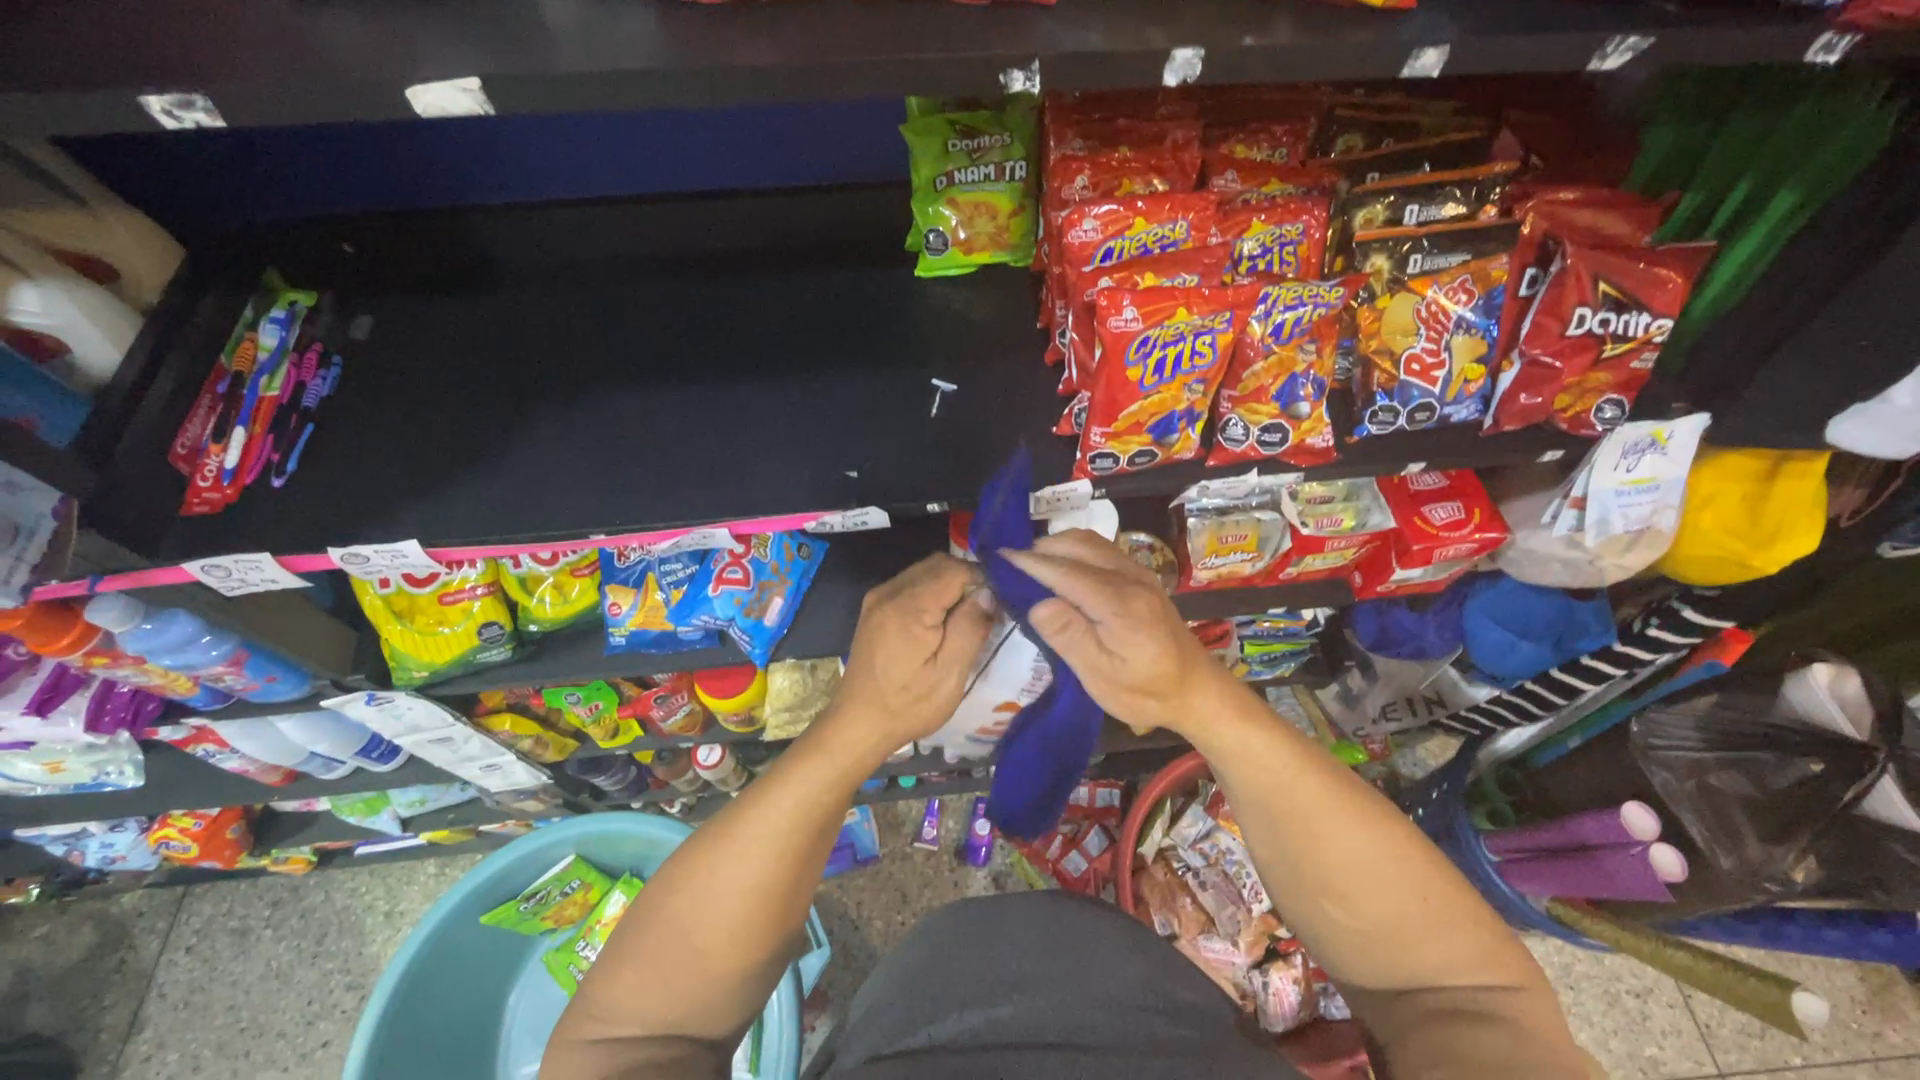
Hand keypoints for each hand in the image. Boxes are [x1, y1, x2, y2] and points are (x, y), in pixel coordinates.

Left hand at [821, 553, 995, 757]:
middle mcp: (889, 592)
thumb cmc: (908, 705)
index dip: (981, 582)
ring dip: (950, 587)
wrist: (859, 723)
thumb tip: (988, 593)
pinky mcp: (874, 607)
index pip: (956, 569)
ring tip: (962, 621)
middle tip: (981, 615)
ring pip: (925, 571)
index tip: (994, 609)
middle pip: (939, 564)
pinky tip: (939, 624)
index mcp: (909, 606)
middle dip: (966, 581)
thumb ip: (970, 628)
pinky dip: (932, 593)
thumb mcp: (949, 675)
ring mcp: (878, 597)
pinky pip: (911, 584)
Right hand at [999, 530, 1231, 734]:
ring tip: (1030, 565)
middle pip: (1078, 545)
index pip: (1064, 572)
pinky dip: (1075, 551)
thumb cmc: (1146, 692)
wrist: (1197, 691)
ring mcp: (1139, 574)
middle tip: (1009, 566)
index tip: (998, 558)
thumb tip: (1037, 603)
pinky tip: (1061, 569)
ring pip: (1091, 542)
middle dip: (1041, 549)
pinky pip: (1102, 550)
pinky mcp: (1142, 578)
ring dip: (1058, 546)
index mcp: (1119, 603)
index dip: (1029, 563)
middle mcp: (1130, 578)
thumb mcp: (1101, 676)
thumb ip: (1069, 636)